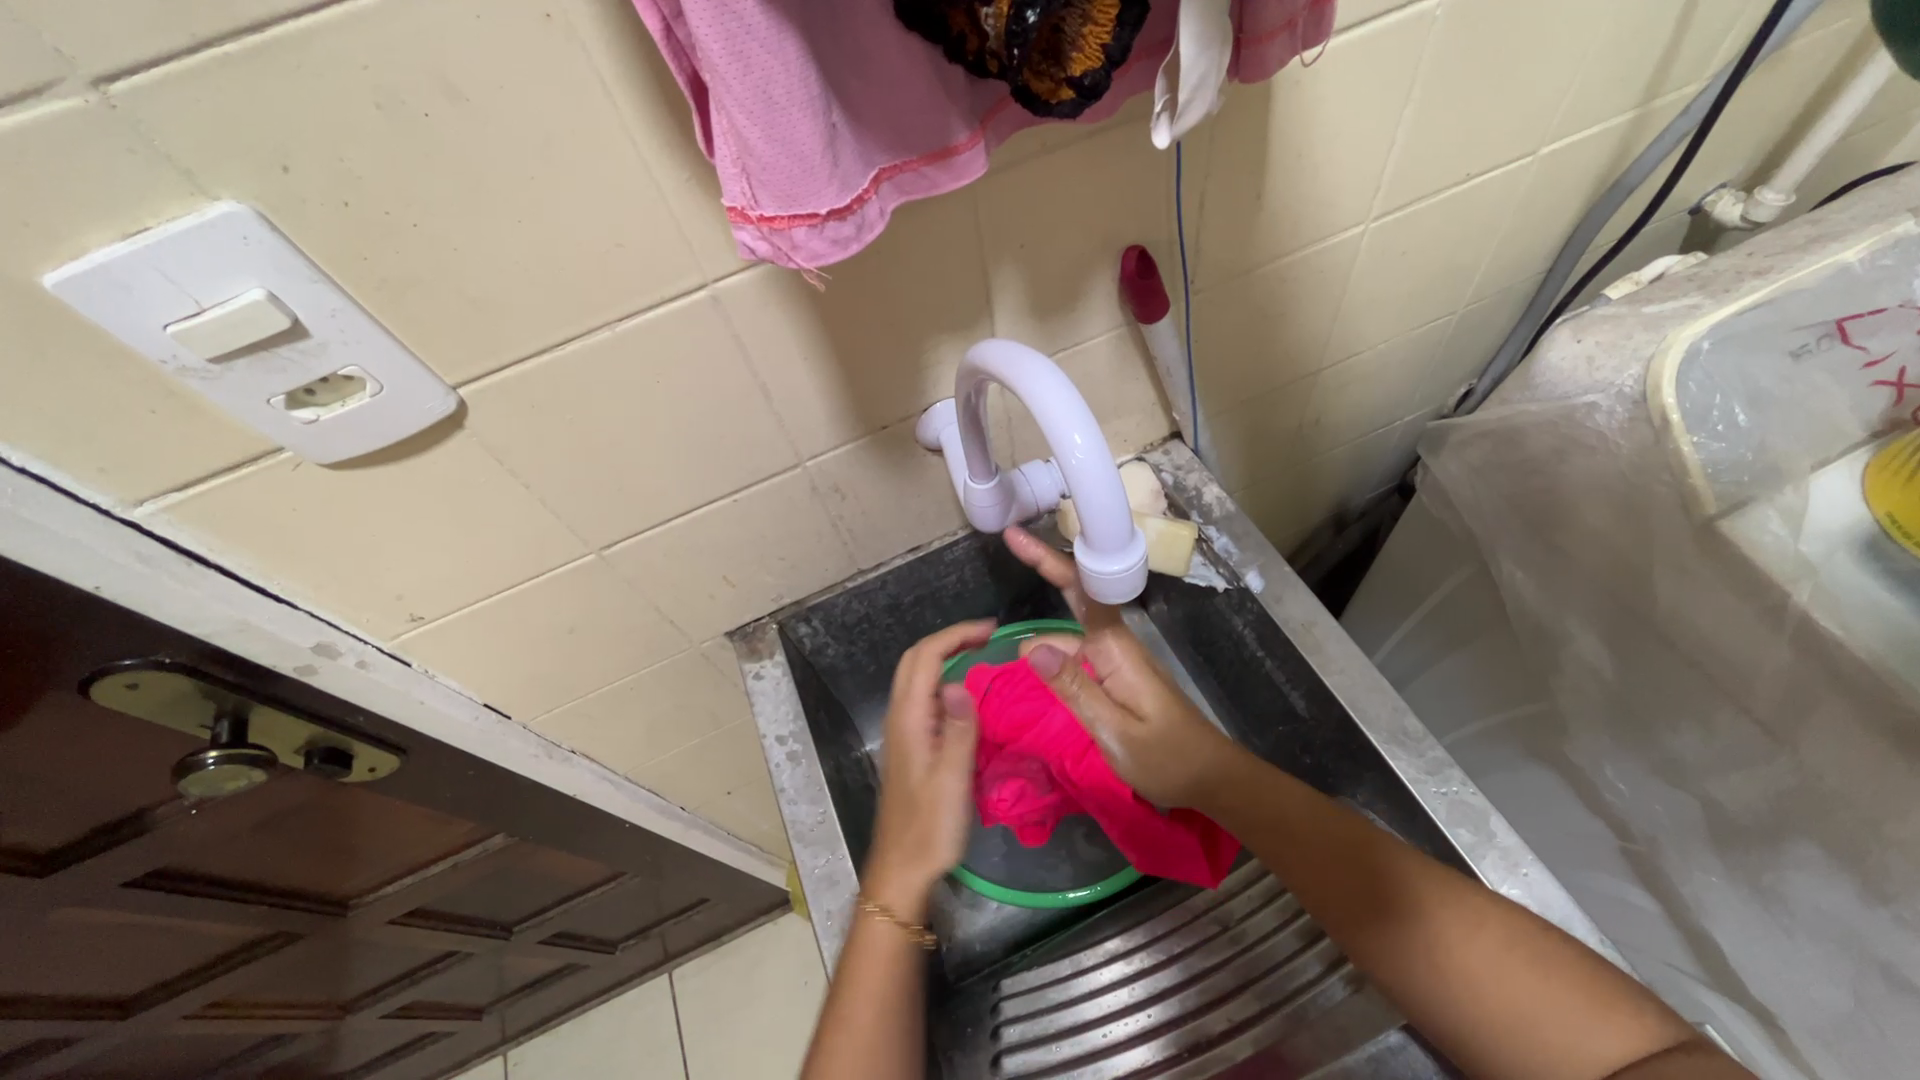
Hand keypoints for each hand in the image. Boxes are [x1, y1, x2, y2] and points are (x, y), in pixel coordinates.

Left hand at [863, 620, 995, 916]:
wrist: (902, 870)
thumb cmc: (929, 828)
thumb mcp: (951, 780)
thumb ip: (957, 730)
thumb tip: (961, 683)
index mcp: (908, 719)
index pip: (926, 657)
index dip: (956, 635)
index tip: (991, 630)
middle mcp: (901, 718)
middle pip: (917, 661)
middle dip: (950, 640)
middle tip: (989, 638)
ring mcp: (904, 732)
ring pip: (920, 679)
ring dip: (947, 658)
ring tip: (986, 657)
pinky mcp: (913, 746)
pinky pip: (926, 699)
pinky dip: (947, 682)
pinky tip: (973, 696)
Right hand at [1004, 526, 1246, 808]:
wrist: (1214, 780)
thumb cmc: (1168, 759)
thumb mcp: (1115, 732)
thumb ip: (1074, 689)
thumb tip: (1030, 647)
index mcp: (1117, 651)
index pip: (1081, 591)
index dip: (1048, 561)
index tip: (1016, 537)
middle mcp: (1117, 647)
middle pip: (1076, 599)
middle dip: (1043, 571)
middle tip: (1006, 545)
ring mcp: (1119, 663)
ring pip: (1071, 636)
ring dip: (1041, 636)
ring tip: (1003, 651)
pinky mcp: (1118, 681)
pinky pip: (1078, 657)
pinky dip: (1052, 656)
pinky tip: (1032, 669)